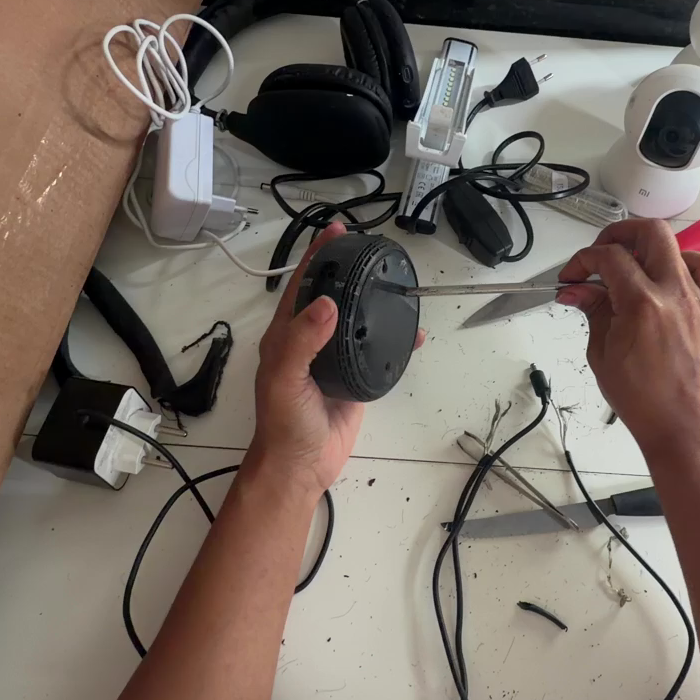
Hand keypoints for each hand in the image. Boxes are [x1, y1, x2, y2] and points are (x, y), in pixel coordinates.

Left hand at [248, 222, 423, 495]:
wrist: (304, 467)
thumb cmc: (285, 424)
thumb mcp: (284, 379)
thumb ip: (301, 341)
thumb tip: (329, 302)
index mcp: (287, 335)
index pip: (302, 285)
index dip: (317, 257)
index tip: (336, 231)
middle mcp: (310, 340)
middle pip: (331, 295)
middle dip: (347, 270)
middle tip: (371, 250)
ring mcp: (334, 358)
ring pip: (355, 319)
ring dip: (372, 299)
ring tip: (393, 281)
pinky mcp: (356, 376)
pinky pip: (377, 349)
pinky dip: (396, 338)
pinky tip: (415, 331)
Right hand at [554, 219, 699, 460]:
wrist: (685, 427)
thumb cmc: (644, 400)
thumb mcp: (602, 354)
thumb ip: (593, 311)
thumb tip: (577, 290)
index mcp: (642, 305)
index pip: (608, 257)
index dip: (582, 260)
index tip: (572, 275)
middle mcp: (674, 294)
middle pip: (650, 232)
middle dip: (618, 234)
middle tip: (600, 254)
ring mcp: (698, 300)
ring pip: (680, 246)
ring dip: (651, 247)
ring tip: (632, 264)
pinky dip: (684, 264)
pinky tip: (666, 278)